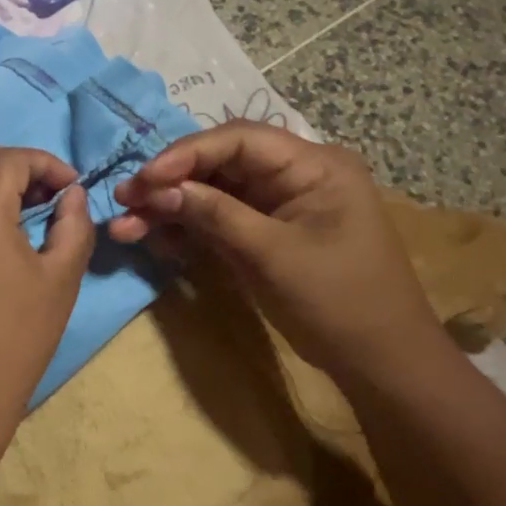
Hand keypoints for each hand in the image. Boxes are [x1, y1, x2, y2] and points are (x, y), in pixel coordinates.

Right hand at [108, 121, 440, 380]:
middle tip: (123, 201)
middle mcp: (293, 175)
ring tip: (125, 228)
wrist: (381, 365)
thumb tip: (157, 189)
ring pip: (209, 191)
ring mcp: (277, 205)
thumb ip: (215, 214)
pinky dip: (184, 229)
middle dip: (169, 182)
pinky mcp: (263, 233)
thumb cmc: (340, 302)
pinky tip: (154, 243)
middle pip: (217, 163)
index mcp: (313, 166)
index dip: (185, 153)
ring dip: (168, 208)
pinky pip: (215, 219)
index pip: (238, 140)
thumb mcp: (274, 255)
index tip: (144, 178)